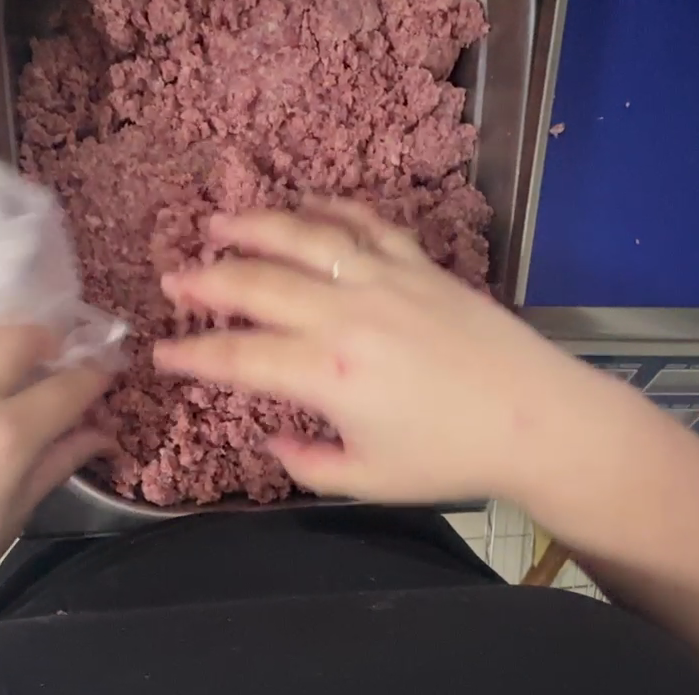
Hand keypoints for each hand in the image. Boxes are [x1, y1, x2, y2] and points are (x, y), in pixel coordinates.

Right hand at [153, 201, 644, 503]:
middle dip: (206, 283)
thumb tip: (272, 438)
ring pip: (305, 239)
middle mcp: (346, 316)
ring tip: (218, 223)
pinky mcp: (420, 266)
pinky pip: (366, 225)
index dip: (192, 357)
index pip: (238, 360)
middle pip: (258, 287)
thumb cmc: (448, 459)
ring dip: (254, 228)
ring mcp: (385, 281)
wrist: (536, 422)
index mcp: (327, 376)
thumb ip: (305, 462)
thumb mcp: (364, 480)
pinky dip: (330, 212)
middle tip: (173, 281)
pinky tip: (306, 208)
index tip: (162, 355)